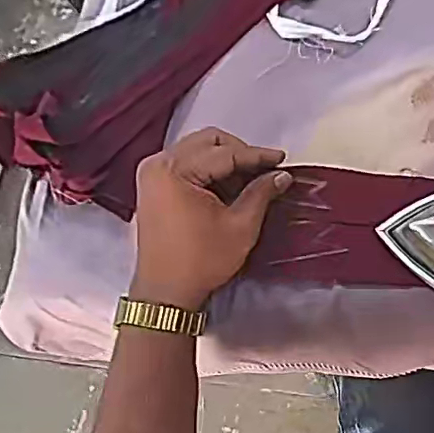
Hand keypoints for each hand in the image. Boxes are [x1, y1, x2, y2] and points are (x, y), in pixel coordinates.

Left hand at [131, 128, 291, 309]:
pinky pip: (186, 164)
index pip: (224, 152)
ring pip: (197, 150)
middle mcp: (157, 163)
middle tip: (264, 171)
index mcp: (174, 170)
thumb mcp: (240, 227)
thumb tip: (282, 176)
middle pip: (207, 141)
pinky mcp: (153, 186)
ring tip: (249, 181)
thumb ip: (261, 194)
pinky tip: (228, 188)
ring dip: (225, 160)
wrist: (165, 291)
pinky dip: (209, 170)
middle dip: (239, 152)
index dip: (257, 156)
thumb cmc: (202, 260)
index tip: (282, 159)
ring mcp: (152, 174)